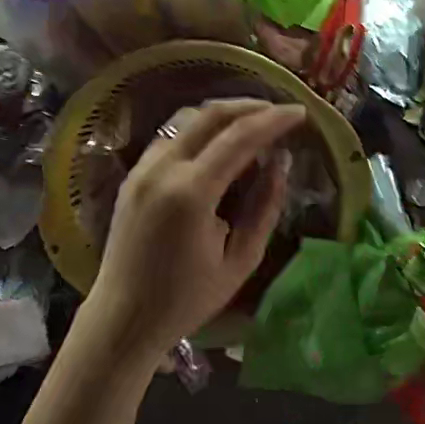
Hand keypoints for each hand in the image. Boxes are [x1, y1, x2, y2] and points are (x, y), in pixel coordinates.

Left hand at [83, 99, 304, 359]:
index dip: (274, 120)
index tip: (301, 113)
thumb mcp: (240, 261)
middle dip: (249, 107)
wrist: (123, 316)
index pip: (239, 136)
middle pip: (209, 115)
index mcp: (191, 193)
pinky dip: (198, 132)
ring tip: (252, 127)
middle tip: (279, 113)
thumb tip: (281, 164)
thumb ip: (264, 208)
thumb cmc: (186, 300)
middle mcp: (162, 169)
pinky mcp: (132, 177)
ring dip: (222, 116)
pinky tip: (217, 148)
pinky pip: (169, 139)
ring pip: (185, 121)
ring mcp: (141, 170)